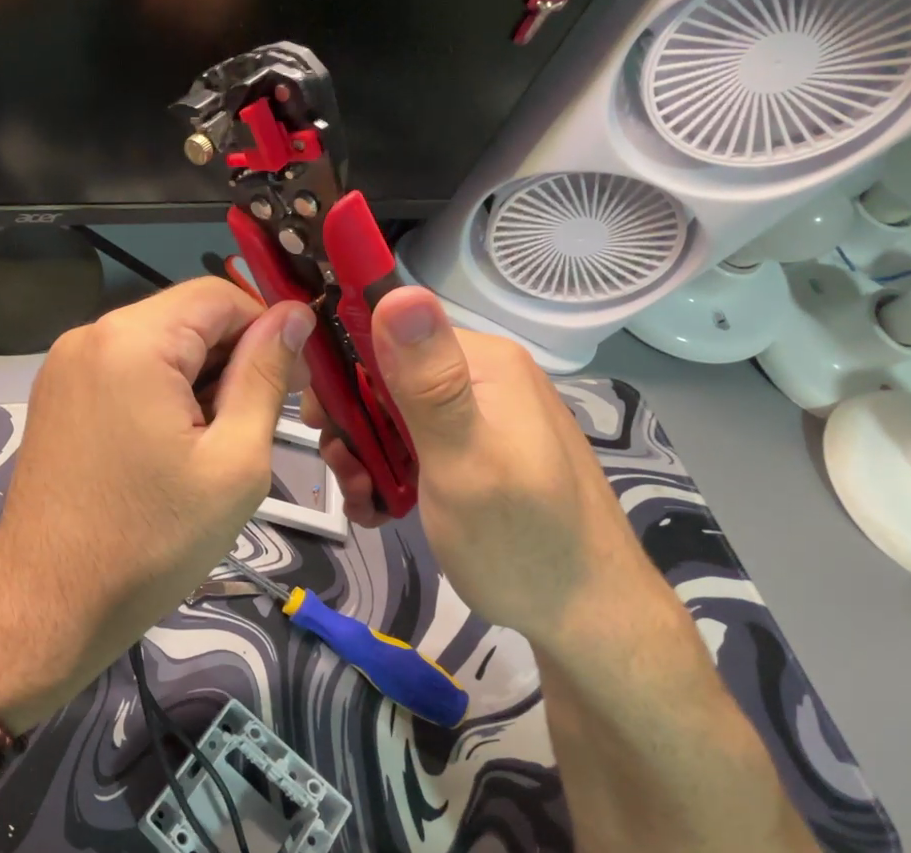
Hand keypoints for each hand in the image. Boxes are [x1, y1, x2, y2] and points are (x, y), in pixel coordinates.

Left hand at [0, 279, 313, 724]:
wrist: (50, 602)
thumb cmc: (151, 541)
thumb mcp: (233, 461)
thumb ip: (265, 377)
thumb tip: (294, 317)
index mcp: (131, 339)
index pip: (219, 294)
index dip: (268, 327)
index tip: (295, 382)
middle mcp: (89, 336)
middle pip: (184, 317)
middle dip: (232, 357)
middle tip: (261, 424)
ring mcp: (64, 366)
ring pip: (155, 345)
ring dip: (197, 379)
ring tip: (216, 445)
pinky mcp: (55, 396)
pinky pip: (123, 370)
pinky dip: (159, 392)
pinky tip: (173, 446)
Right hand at [305, 287, 663, 644]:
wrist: (588, 619)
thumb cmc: (520, 541)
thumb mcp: (463, 462)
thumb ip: (427, 382)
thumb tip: (398, 291)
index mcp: (482, 362)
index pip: (383, 334)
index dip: (340, 374)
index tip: (322, 423)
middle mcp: (482, 376)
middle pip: (381, 378)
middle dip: (351, 427)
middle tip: (347, 476)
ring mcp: (480, 414)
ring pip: (390, 416)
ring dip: (364, 457)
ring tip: (366, 500)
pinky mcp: (476, 449)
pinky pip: (412, 444)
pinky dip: (388, 473)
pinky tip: (383, 507)